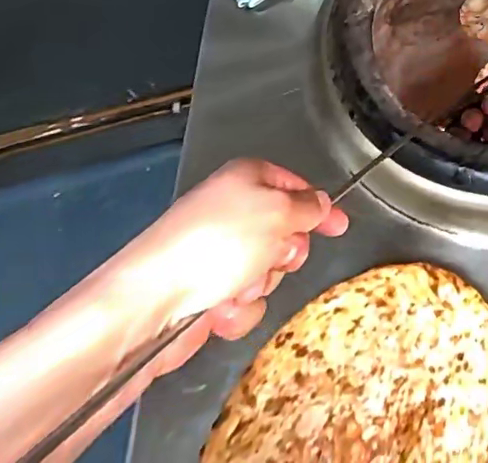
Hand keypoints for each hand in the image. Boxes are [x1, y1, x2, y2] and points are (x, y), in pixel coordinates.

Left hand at [93, 159, 349, 378]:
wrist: (148, 302)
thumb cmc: (218, 243)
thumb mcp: (279, 212)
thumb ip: (310, 206)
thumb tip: (321, 203)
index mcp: (247, 178)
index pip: (297, 186)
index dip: (320, 207)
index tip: (339, 226)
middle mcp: (231, 211)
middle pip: (284, 231)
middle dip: (286, 251)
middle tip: (278, 257)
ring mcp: (216, 254)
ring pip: (267, 270)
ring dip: (260, 283)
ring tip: (237, 287)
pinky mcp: (205, 292)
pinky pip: (243, 300)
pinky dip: (238, 308)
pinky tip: (220, 308)